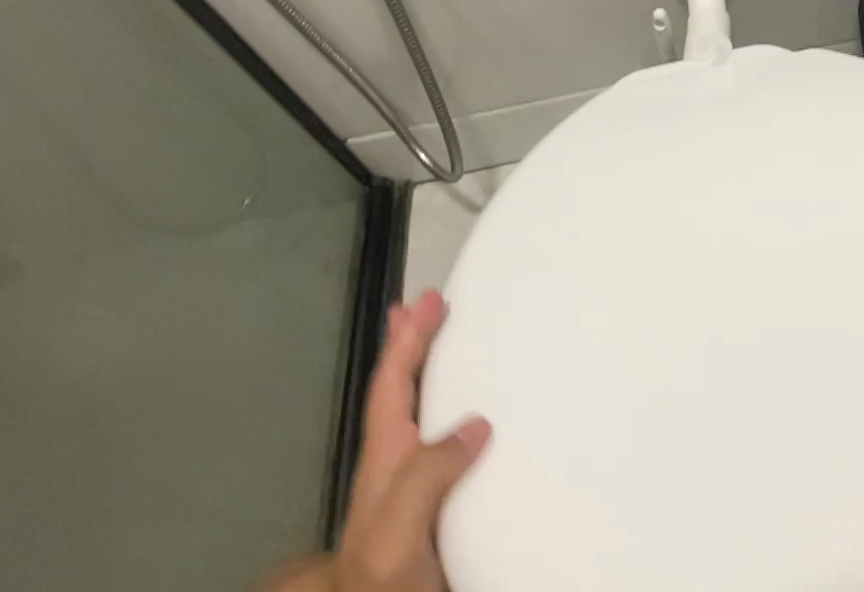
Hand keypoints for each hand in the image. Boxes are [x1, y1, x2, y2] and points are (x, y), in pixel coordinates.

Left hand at [259, 291, 490, 591]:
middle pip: (400, 389)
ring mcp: (417, 482)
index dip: (409, 340)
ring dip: (431, 371)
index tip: (429, 300)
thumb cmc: (383, 581)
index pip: (394, 386)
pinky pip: (451, 438)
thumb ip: (427, 477)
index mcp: (388, 459)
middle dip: (410, 345)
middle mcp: (400, 463)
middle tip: (423, 306)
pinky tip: (480, 414)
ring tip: (445, 341)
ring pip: (423, 410)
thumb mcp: (397, 531)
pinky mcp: (442, 500)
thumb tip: (476, 425)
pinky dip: (462, 410)